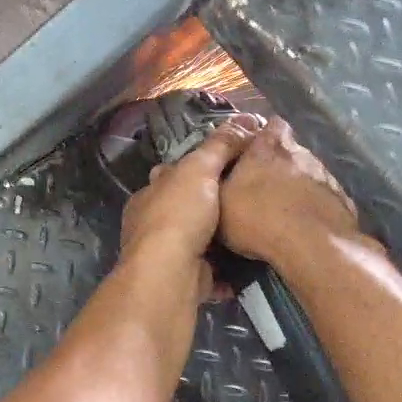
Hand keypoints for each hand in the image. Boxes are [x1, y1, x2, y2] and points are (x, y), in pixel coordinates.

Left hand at [119, 116, 263, 301]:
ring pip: (196, 241)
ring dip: (219, 238)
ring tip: (253, 230)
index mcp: (148, 195)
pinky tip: (248, 265)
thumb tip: (245, 121)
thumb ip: (219, 147)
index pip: (170, 174)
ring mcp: (166, 255)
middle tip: (247, 199)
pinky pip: (210, 273)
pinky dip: (226, 272)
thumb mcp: (199, 169)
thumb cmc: (179, 214)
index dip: (196, 167)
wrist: (169, 273)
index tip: (227, 164)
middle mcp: (151, 224)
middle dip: (209, 205)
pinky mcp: (184, 280)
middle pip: (184, 208)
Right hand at [217, 118, 365, 267]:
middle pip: (289, 149)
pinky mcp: (341, 198)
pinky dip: (312, 203)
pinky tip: (301, 222)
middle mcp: (300, 153)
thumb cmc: (256, 218)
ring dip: (296, 184)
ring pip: (307, 172)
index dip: (262, 134)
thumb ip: (221, 179)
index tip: (251, 149)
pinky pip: (321, 195)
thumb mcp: (219, 200)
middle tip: (261, 184)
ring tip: (282, 207)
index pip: (271, 125)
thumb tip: (219, 170)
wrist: (311, 244)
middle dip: (277, 162)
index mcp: (268, 148)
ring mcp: (325, 175)